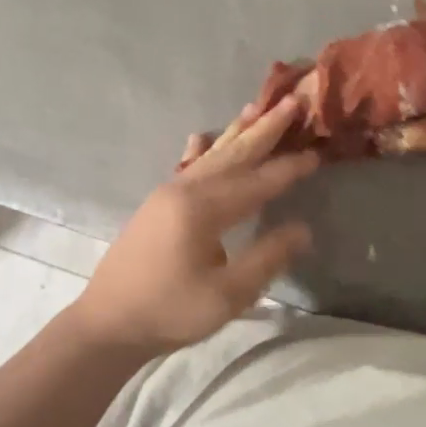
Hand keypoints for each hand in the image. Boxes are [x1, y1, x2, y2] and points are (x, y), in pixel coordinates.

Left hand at [67, 96, 318, 356]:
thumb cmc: (170, 311)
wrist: (107, 325)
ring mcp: (167, 194)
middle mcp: (185, 190)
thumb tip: (303, 229)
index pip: (257, 182)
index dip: (289, 168)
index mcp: (203, 209)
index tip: (318, 152)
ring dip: (237, 133)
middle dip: (265, 129)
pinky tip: (203, 137)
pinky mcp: (157, 206)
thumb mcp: (227, 295)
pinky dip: (203, 148)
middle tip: (292, 101)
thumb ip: (267, 258)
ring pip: (211, 155)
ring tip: (255, 108)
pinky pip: (188, 166)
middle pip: (233, 154)